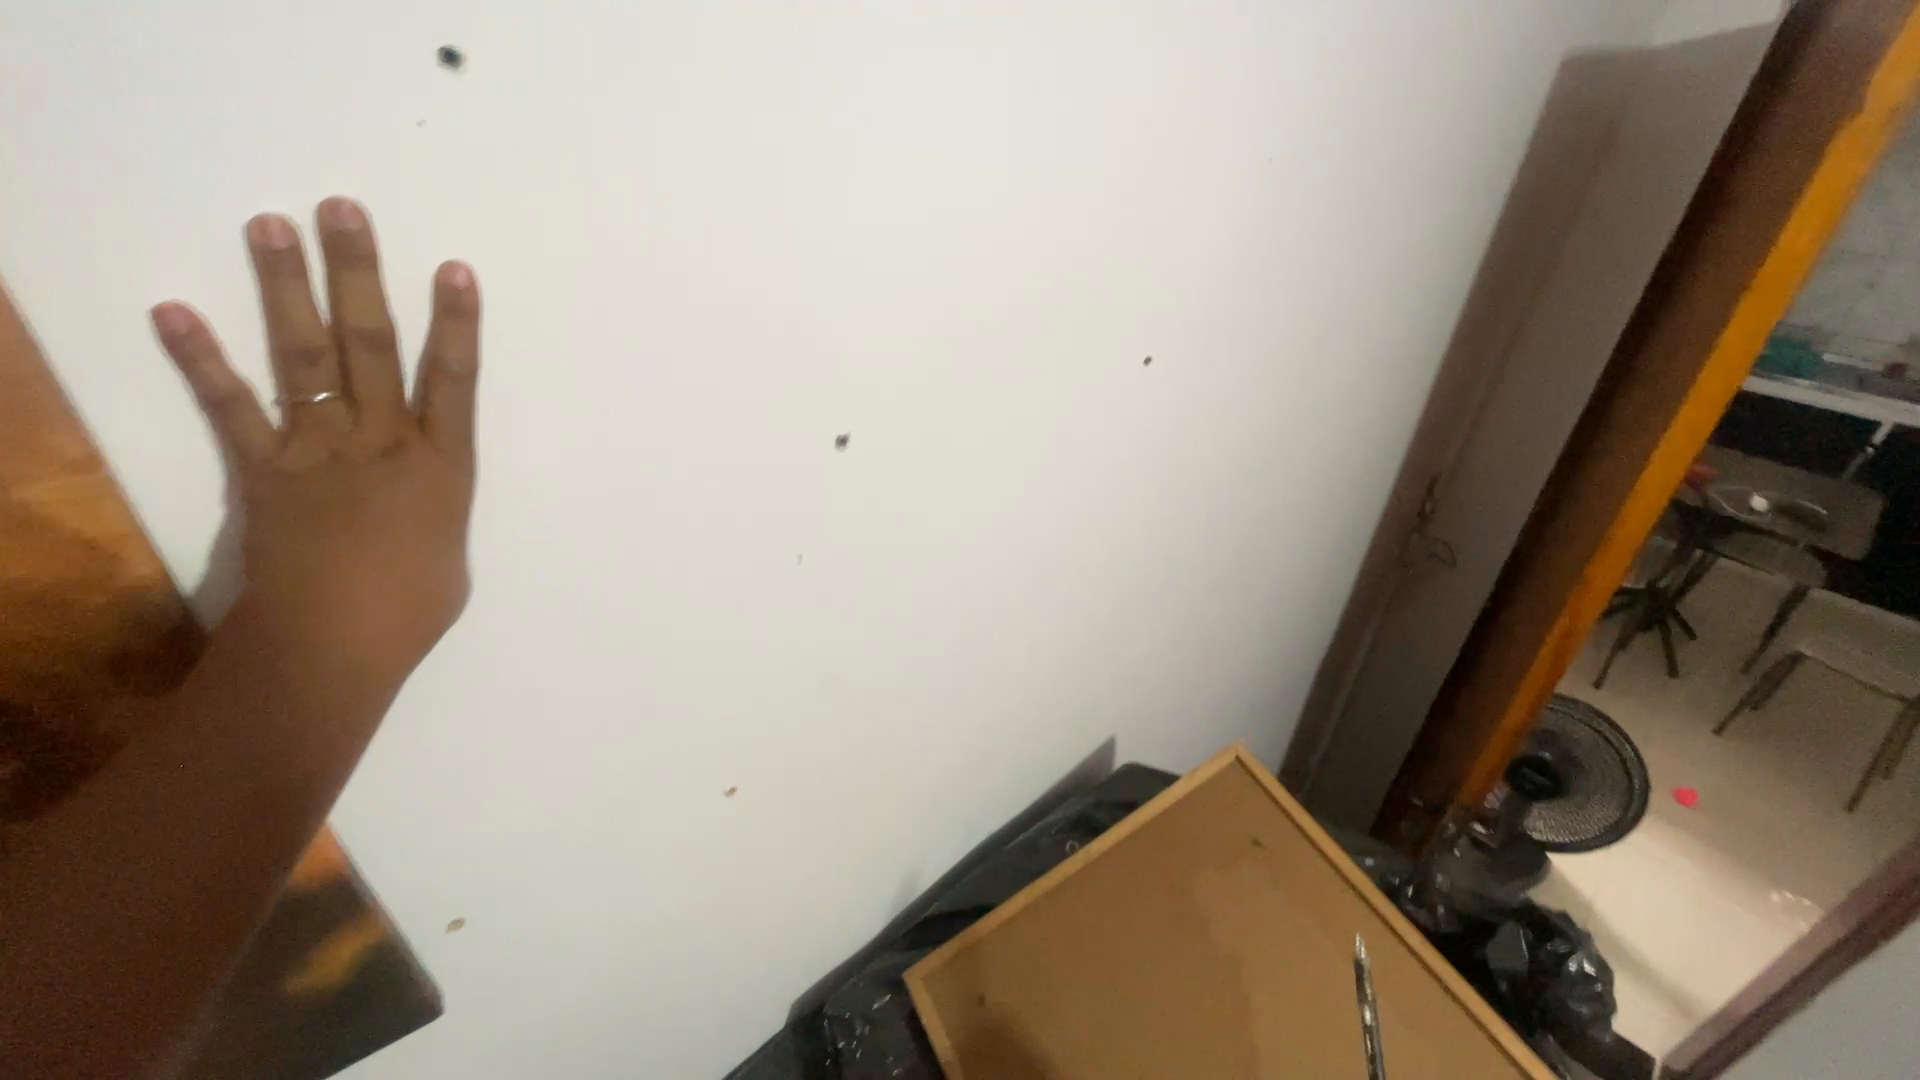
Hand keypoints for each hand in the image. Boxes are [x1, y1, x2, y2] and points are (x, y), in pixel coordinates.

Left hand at [149, 198, 480, 687]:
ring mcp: (319, 451)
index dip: (455, 323)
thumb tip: (412, 495)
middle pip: (371, 346)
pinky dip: (200, 359)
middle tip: (342, 209)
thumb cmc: (414, 608)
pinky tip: (174, 309)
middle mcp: (384, 442)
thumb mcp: (449, 554)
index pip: (454, 380)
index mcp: (443, 465)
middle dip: (360, 275)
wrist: (335, 645)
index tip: (452, 269)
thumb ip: (432, 508)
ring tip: (270, 225)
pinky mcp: (262, 470)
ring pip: (304, 358)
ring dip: (286, 289)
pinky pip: (230, 407)